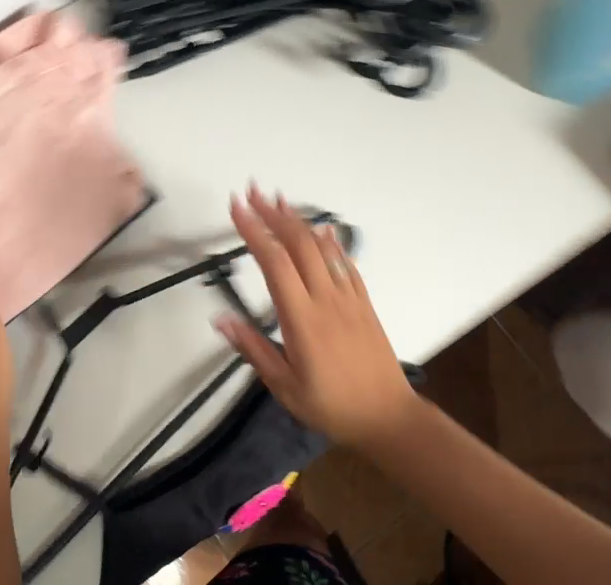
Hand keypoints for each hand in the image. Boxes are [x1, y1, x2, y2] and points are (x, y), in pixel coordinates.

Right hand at [215, 187, 419, 448]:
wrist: (389, 418)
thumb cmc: (332, 406)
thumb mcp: (285, 387)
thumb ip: (253, 349)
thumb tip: (220, 319)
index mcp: (302, 319)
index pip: (274, 263)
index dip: (254, 231)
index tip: (237, 208)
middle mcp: (325, 299)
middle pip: (298, 245)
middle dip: (273, 215)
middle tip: (251, 193)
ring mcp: (348, 298)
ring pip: (322, 249)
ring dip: (298, 221)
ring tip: (278, 201)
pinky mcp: (364, 304)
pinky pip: (346, 264)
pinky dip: (330, 241)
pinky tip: (321, 230)